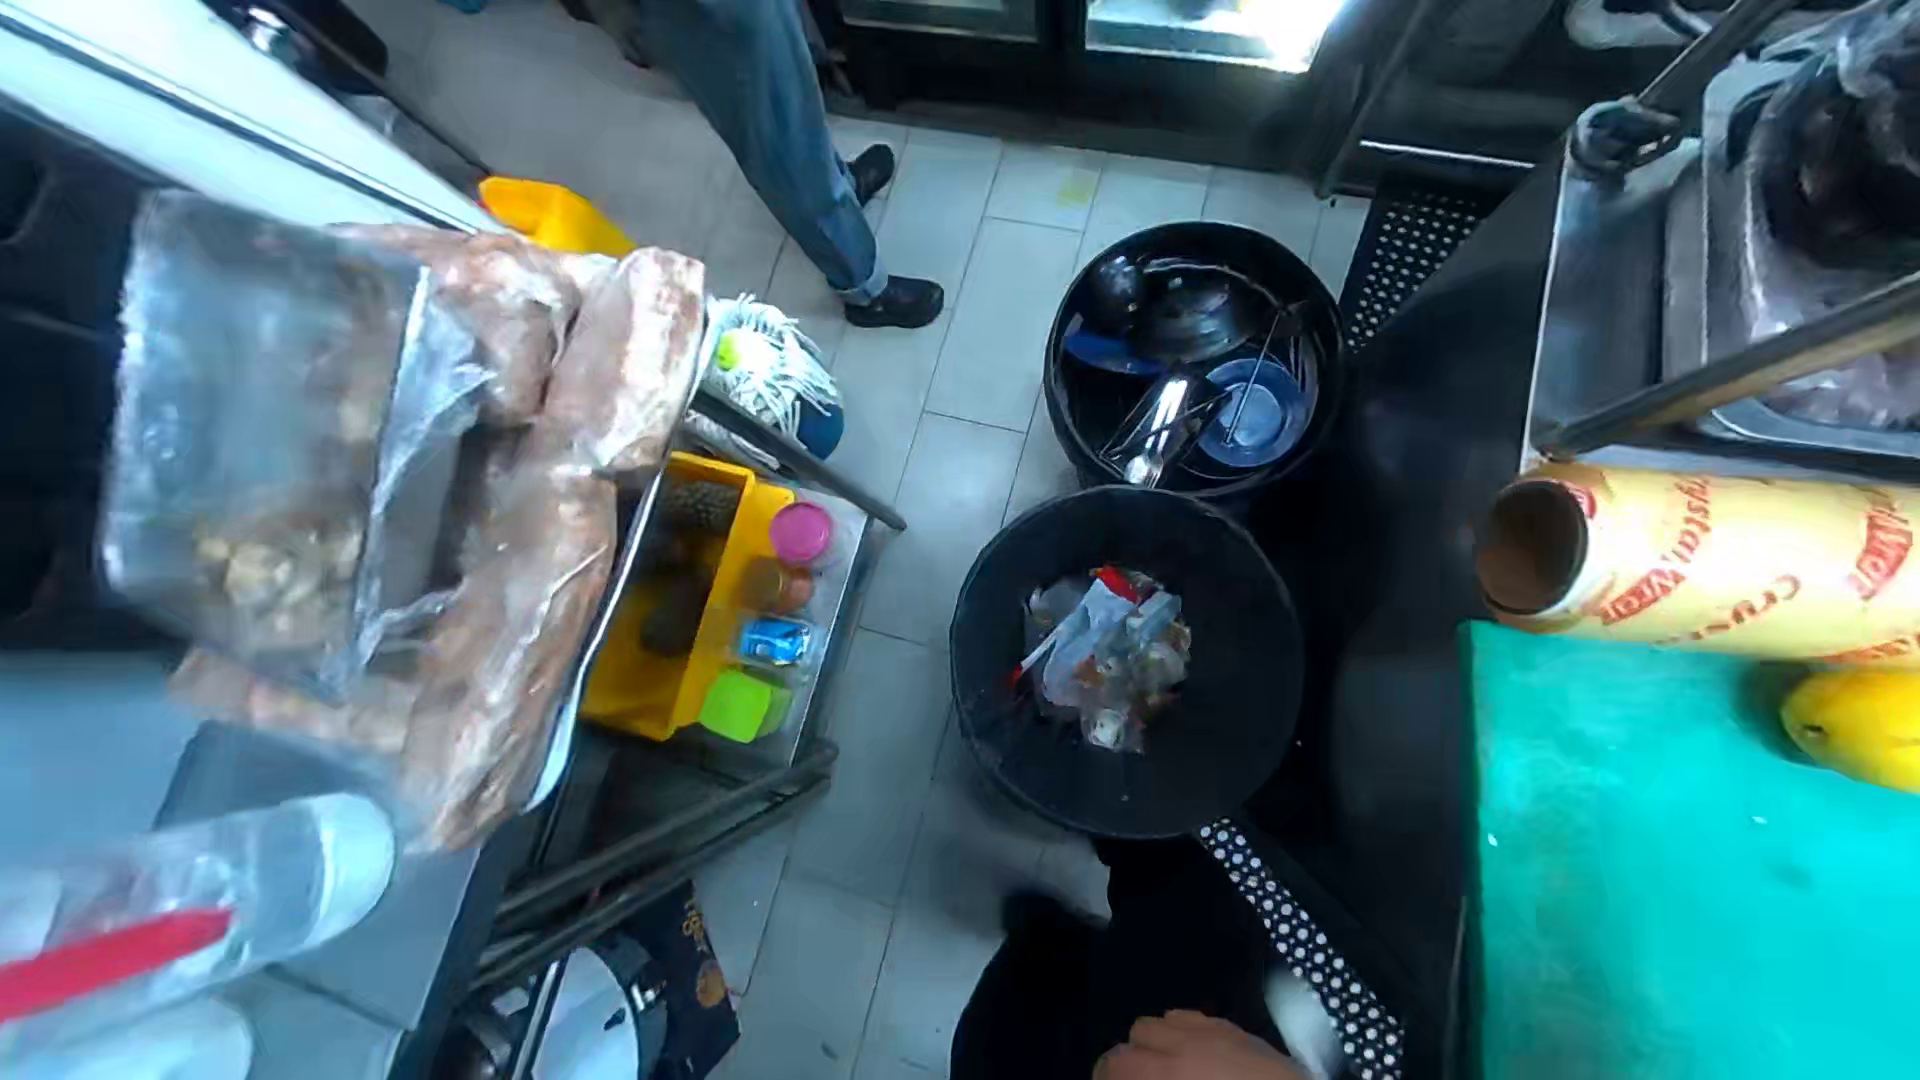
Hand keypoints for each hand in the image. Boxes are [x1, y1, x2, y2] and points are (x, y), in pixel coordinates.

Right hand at [1093, 1011, 1305, 1079]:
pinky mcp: (1238, 1030)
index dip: (1105, 1077)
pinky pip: (1196, 1018)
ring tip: (1173, 1075)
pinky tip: (1202, 1064)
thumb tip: (1134, 1079)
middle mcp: (1186, 1043)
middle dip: (1134, 1060)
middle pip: (1138, 1032)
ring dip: (1160, 1044)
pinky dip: (1187, 1036)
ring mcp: (1214, 1031)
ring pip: (1165, 1019)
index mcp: (1172, 1074)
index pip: (1116, 1063)